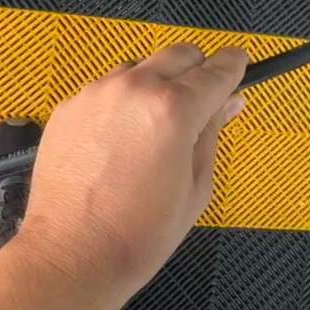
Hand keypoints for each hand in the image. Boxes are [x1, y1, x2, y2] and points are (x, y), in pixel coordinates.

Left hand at [11, 44, 247, 309]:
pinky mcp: (71, 105)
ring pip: (141, 67)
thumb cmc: (133, 235)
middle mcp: (133, 91)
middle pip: (180, 53)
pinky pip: (107, 89)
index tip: (238, 62)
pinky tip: (120, 141)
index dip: (233, 65)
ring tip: (153, 130)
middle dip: (196, 69)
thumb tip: (227, 103)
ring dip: (155, 85)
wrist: (71, 256)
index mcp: (173, 111)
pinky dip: (121, 103)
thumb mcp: (196, 188)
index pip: (216, 70)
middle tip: (200, 98)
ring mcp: (98, 94)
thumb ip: (213, 134)